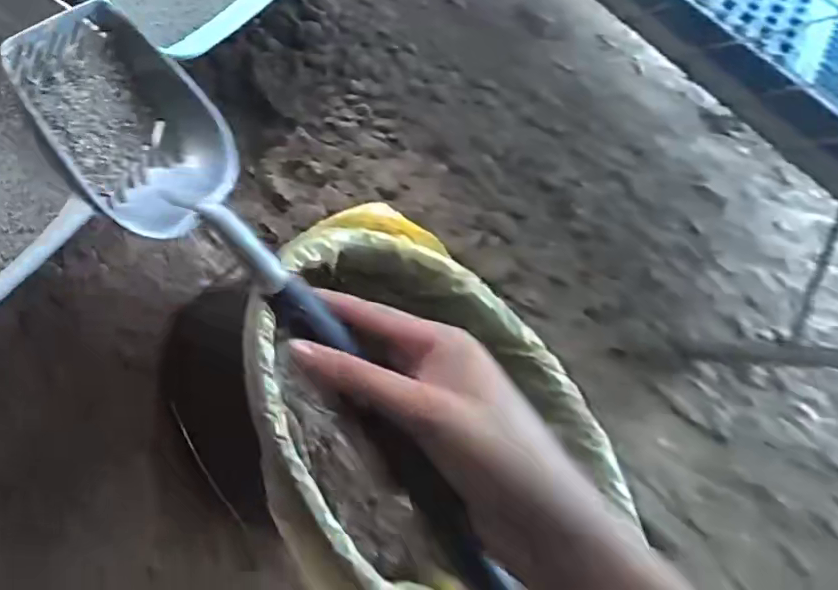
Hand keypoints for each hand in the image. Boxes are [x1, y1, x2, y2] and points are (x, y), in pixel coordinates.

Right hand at [290, 291, 688, 589]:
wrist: (560, 539)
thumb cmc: (499, 458)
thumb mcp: (423, 412)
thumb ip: (356, 377)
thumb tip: (292, 347)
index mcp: (439, 340)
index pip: (366, 312)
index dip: (322, 304)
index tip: (276, 296)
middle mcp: (433, 360)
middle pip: (363, 347)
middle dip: (333, 359)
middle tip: (295, 364)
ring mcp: (432, 397)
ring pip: (367, 382)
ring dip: (350, 399)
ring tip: (333, 413)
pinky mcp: (430, 431)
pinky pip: (379, 412)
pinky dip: (365, 423)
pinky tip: (364, 442)